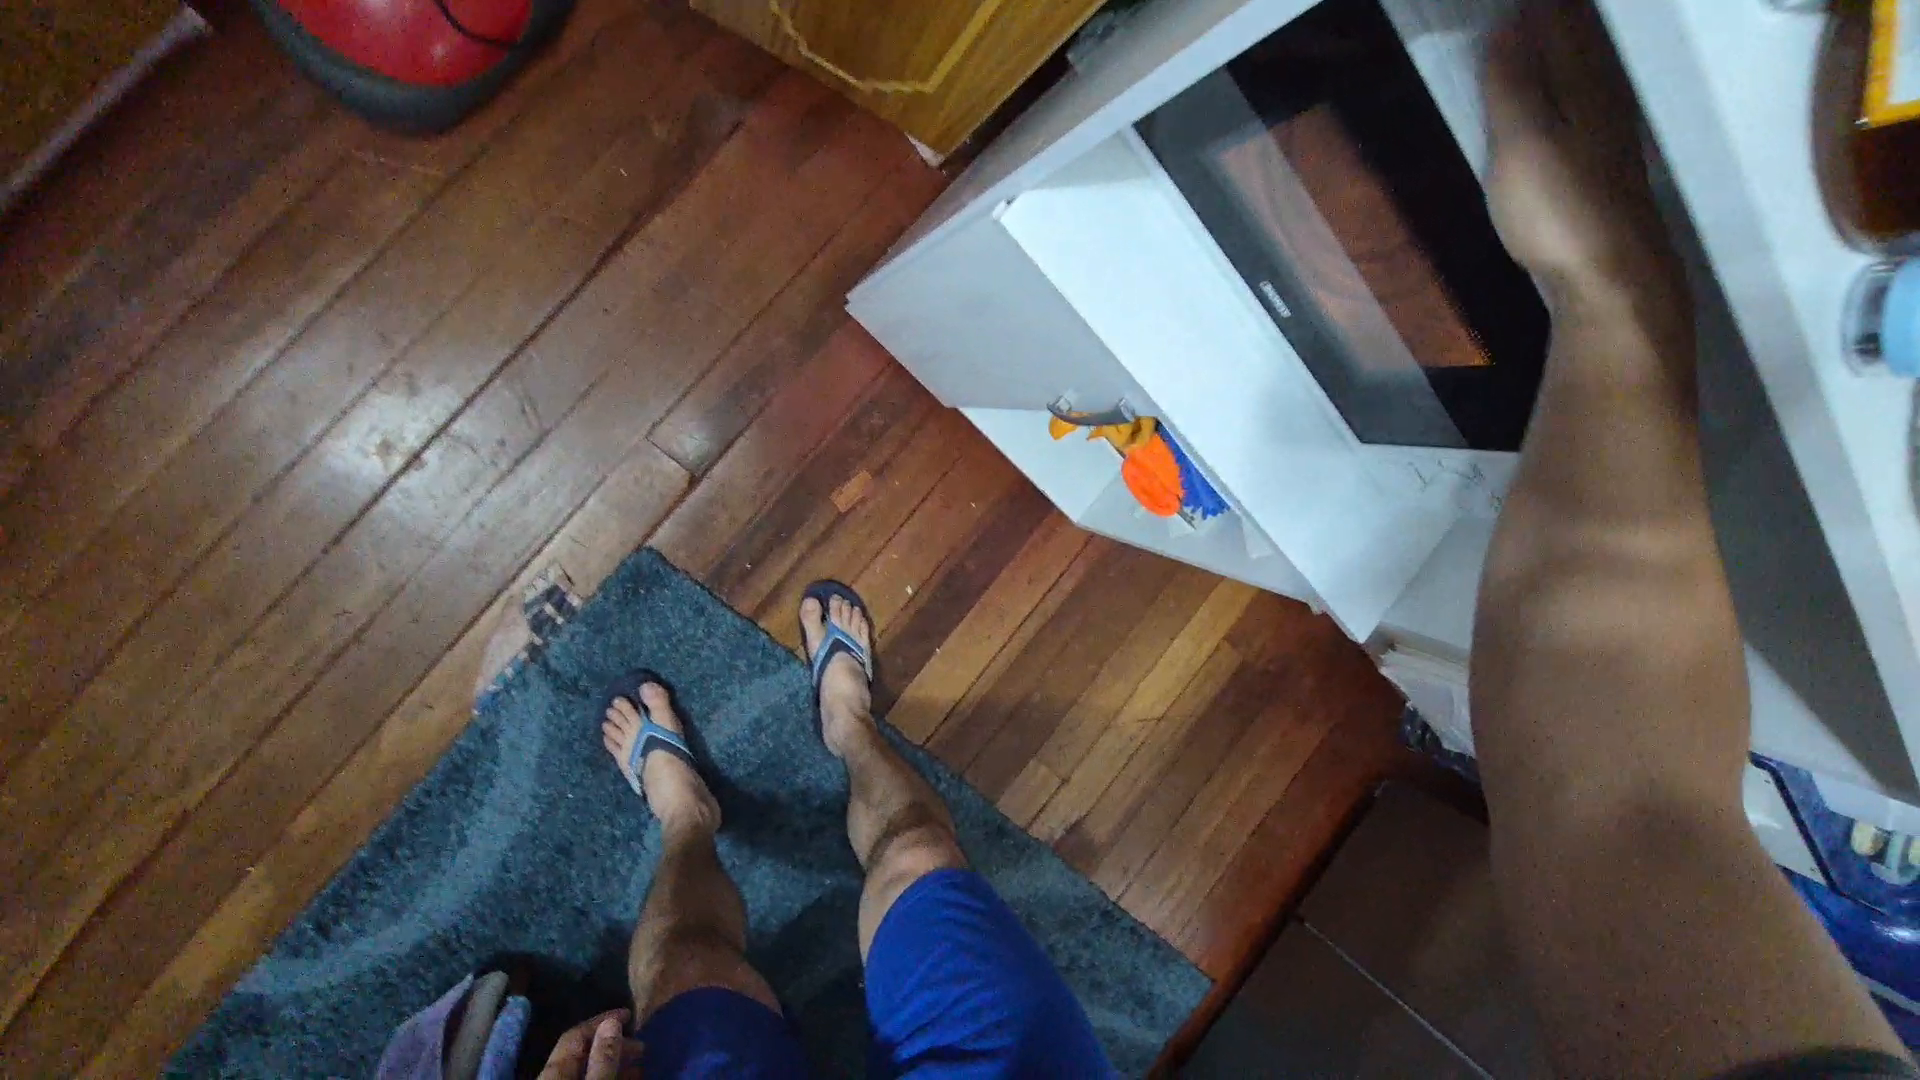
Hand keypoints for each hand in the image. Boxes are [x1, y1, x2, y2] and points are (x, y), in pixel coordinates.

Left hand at [536, 1008, 642, 1079]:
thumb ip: (603, 1058)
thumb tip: (611, 1022)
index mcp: (554, 1070)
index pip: (576, 1034)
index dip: (604, 1020)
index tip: (630, 1014)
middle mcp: (551, 1076)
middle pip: (582, 1052)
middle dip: (613, 1044)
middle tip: (640, 1046)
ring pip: (586, 1069)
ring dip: (612, 1062)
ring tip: (637, 1064)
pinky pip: (587, 1079)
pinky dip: (605, 1075)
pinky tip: (623, 1077)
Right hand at [1483, 1, 1678, 299]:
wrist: (1609, 272)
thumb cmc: (1556, 209)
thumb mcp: (1522, 147)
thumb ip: (1513, 89)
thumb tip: (1507, 26)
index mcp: (1582, 88)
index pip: (1561, 26)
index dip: (1540, 8)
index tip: (1512, 1)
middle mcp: (1604, 98)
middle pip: (1584, 41)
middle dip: (1560, 16)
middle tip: (1531, 8)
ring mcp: (1610, 132)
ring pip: (1590, 68)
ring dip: (1570, 44)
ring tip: (1547, 24)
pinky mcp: (1605, 163)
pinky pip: (1589, 98)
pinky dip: (1574, 80)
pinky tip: (1566, 90)